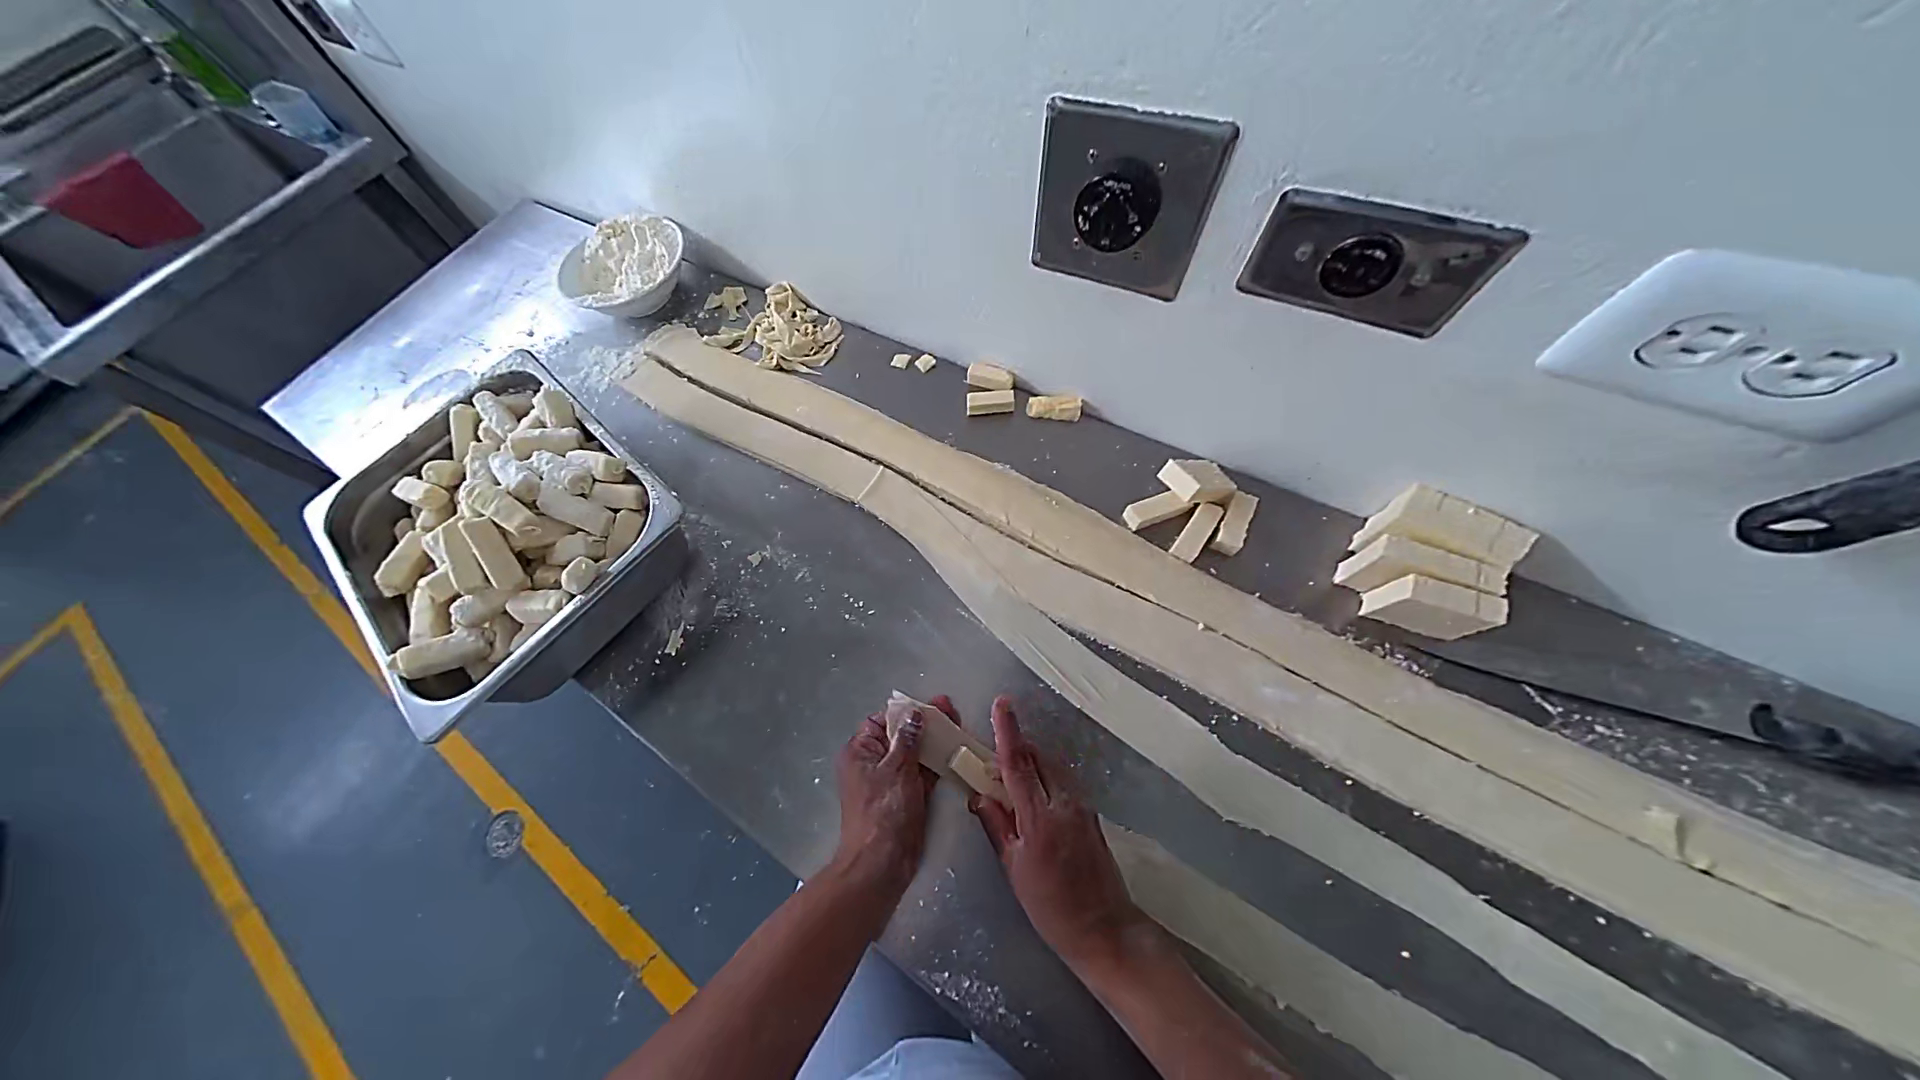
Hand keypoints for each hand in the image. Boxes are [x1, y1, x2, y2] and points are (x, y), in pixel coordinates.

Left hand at [829, 702, 938, 891]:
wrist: (882, 862)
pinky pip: (925, 771)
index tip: (930, 704)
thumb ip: (908, 738)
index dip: (906, 712)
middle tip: (950, 708)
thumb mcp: (895, 768)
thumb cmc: (883, 811)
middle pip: (902, 735)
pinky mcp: (909, 795)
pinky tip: (956, 747)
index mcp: (860, 752)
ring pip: (916, 752)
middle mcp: (875, 763)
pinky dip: (939, 761)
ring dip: (936, 739)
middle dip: (926, 722)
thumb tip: (915, 713)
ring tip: (958, 722)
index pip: (882, 721)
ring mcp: (894, 780)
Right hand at [968, 696, 1145, 970]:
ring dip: (1030, 762)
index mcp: (1039, 818)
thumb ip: (996, 826)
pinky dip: (1044, 778)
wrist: (1105, 930)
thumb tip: (978, 795)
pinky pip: (1062, 782)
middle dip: (1015, 746)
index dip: (1007, 731)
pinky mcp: (1090, 813)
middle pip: (1037, 758)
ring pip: (1051, 767)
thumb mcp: (1014, 869)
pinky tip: (1032, 796)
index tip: (1001, 704)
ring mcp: (1081, 806)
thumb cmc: (1051, 907)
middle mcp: (1064, 803)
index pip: (1018, 764)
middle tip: (991, 756)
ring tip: (1008, 778)